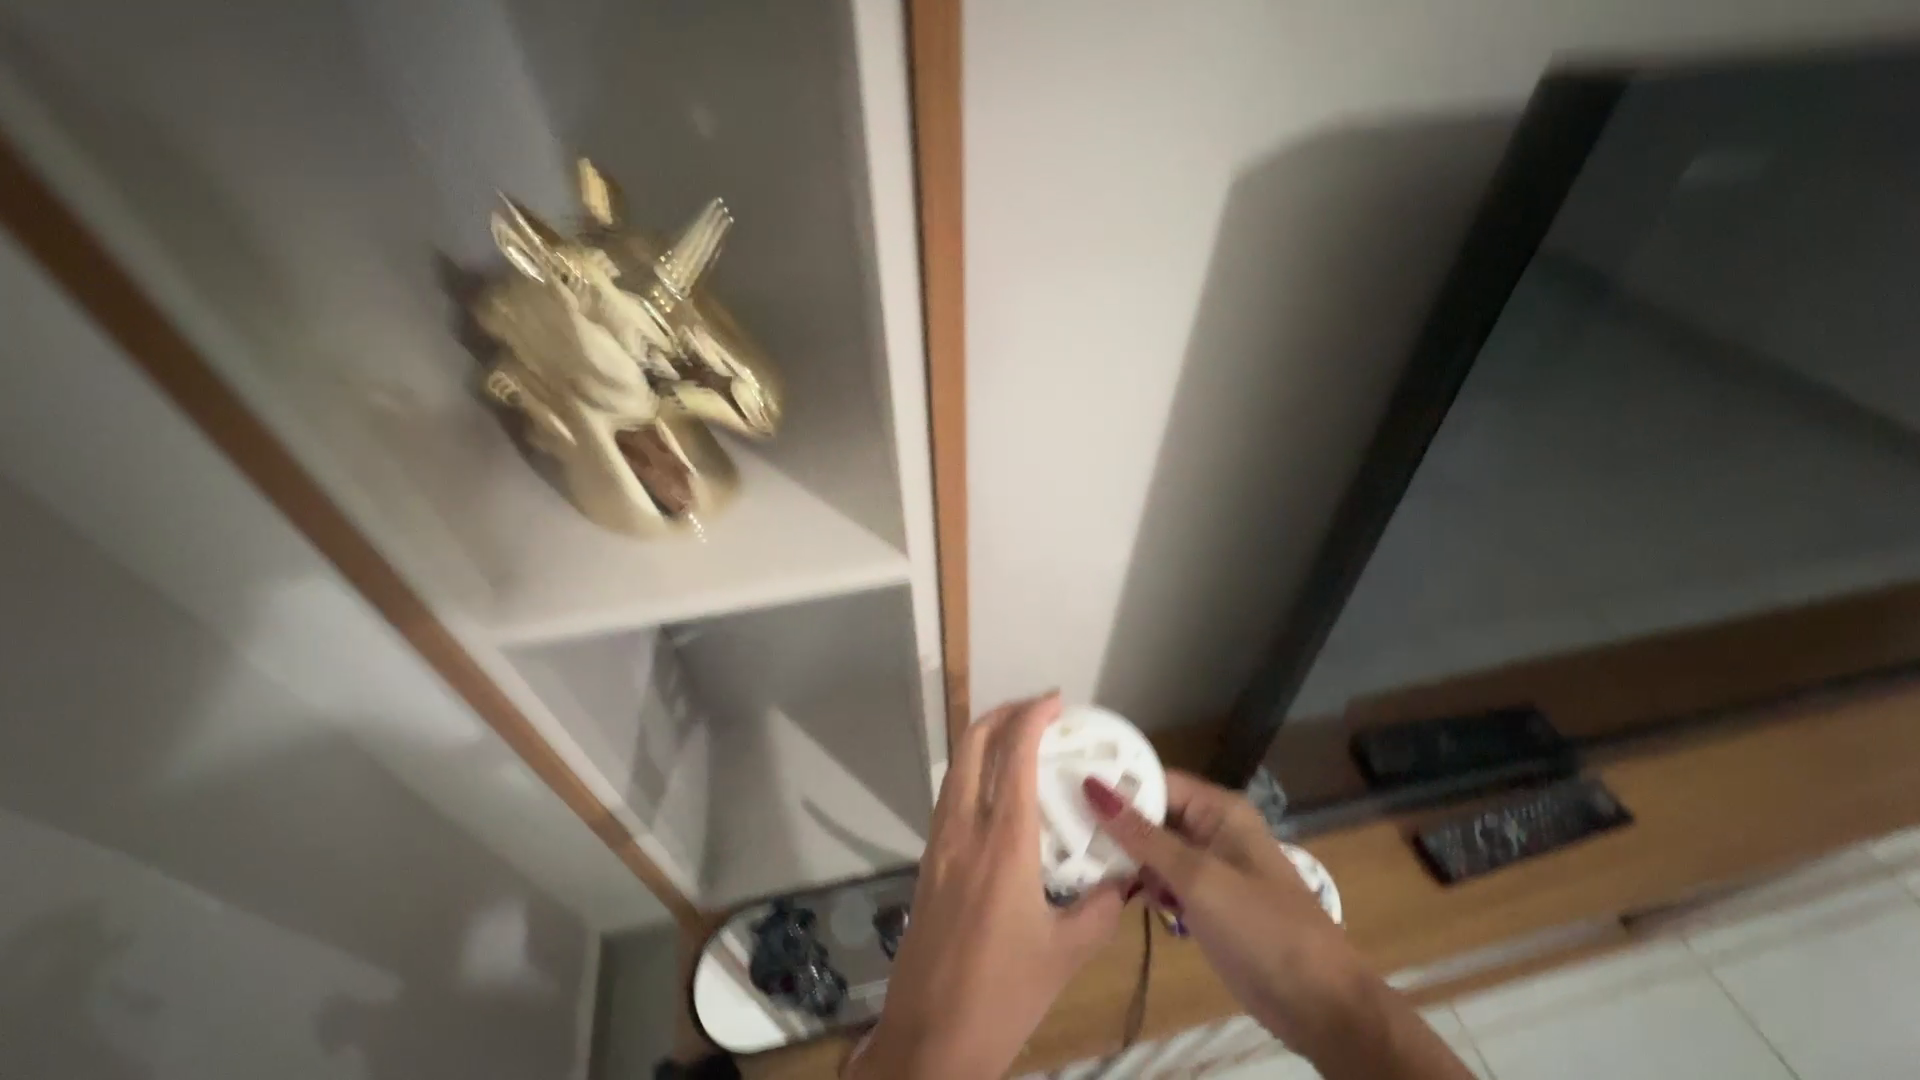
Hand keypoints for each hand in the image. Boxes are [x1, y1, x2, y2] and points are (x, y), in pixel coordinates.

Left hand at [851, 696, 1128, 1079]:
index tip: (1056, 701)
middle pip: (973, 746)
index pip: (1014, 756)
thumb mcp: (1067, 953)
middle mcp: (963, 831)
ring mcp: (937, 845)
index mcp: (1003, 844)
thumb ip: (1101, 906)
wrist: (928, 1041)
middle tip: (1039, 712)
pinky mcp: (926, 864)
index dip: (1033, 717)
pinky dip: (974, 775)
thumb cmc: (1003, 996)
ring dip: (985, 741)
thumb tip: (1124, 877)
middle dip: (1003, 714)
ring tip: (1022, 742)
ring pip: (957, 769)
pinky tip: (999, 795)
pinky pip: (951, 798)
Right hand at [1085, 772, 1473, 1079]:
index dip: (1112, 782)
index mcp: (1219, 810)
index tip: (1061, 783)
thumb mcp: (1198, 877)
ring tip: (1064, 855)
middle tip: (1054, 824)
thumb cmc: (1262, 929)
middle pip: (1151, 813)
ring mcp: (1208, 869)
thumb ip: (1142, 834)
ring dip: (1119, 855)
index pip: (1155, 780)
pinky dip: (1137, 884)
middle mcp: (1211, 830)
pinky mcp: (1203, 903)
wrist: (1320, 1004)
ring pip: (1152, 849)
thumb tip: (1092, 785)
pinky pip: (1162, 880)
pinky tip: (1099, 888)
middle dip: (1110, 821)